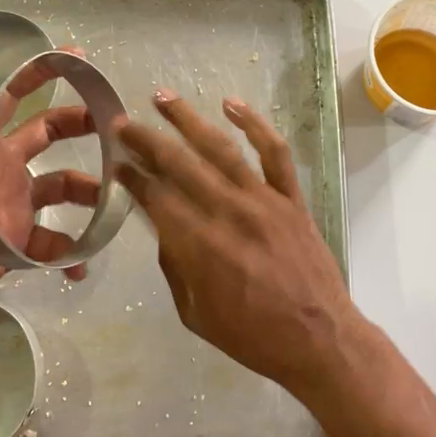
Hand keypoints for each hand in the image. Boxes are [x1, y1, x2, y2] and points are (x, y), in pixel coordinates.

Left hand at [0, 69, 102, 331]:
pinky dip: (71, 253)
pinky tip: (81, 266)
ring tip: (115, 202)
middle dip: (81, 124)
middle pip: (49, 135)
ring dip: (90, 192)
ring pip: (64, 188)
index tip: (76, 58)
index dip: (40, 75)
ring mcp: (13, 207)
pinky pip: (55, 243)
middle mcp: (2, 169)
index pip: (12, 100)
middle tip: (117, 126)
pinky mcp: (18, 245)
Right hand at [114, 92, 365, 398]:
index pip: (156, 197)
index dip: (132, 176)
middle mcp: (228, 213)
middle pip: (180, 164)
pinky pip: (275, 153)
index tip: (116, 161)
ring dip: (189, 120)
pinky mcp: (292, 199)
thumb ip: (175, 266)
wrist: (319, 339)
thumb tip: (164, 229)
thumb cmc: (253, 336)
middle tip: (123, 123)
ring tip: (164, 98)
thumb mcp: (195, 313)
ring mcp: (264, 201)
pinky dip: (255, 125)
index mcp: (199, 246)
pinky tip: (232, 105)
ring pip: (221, 148)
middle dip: (147, 140)